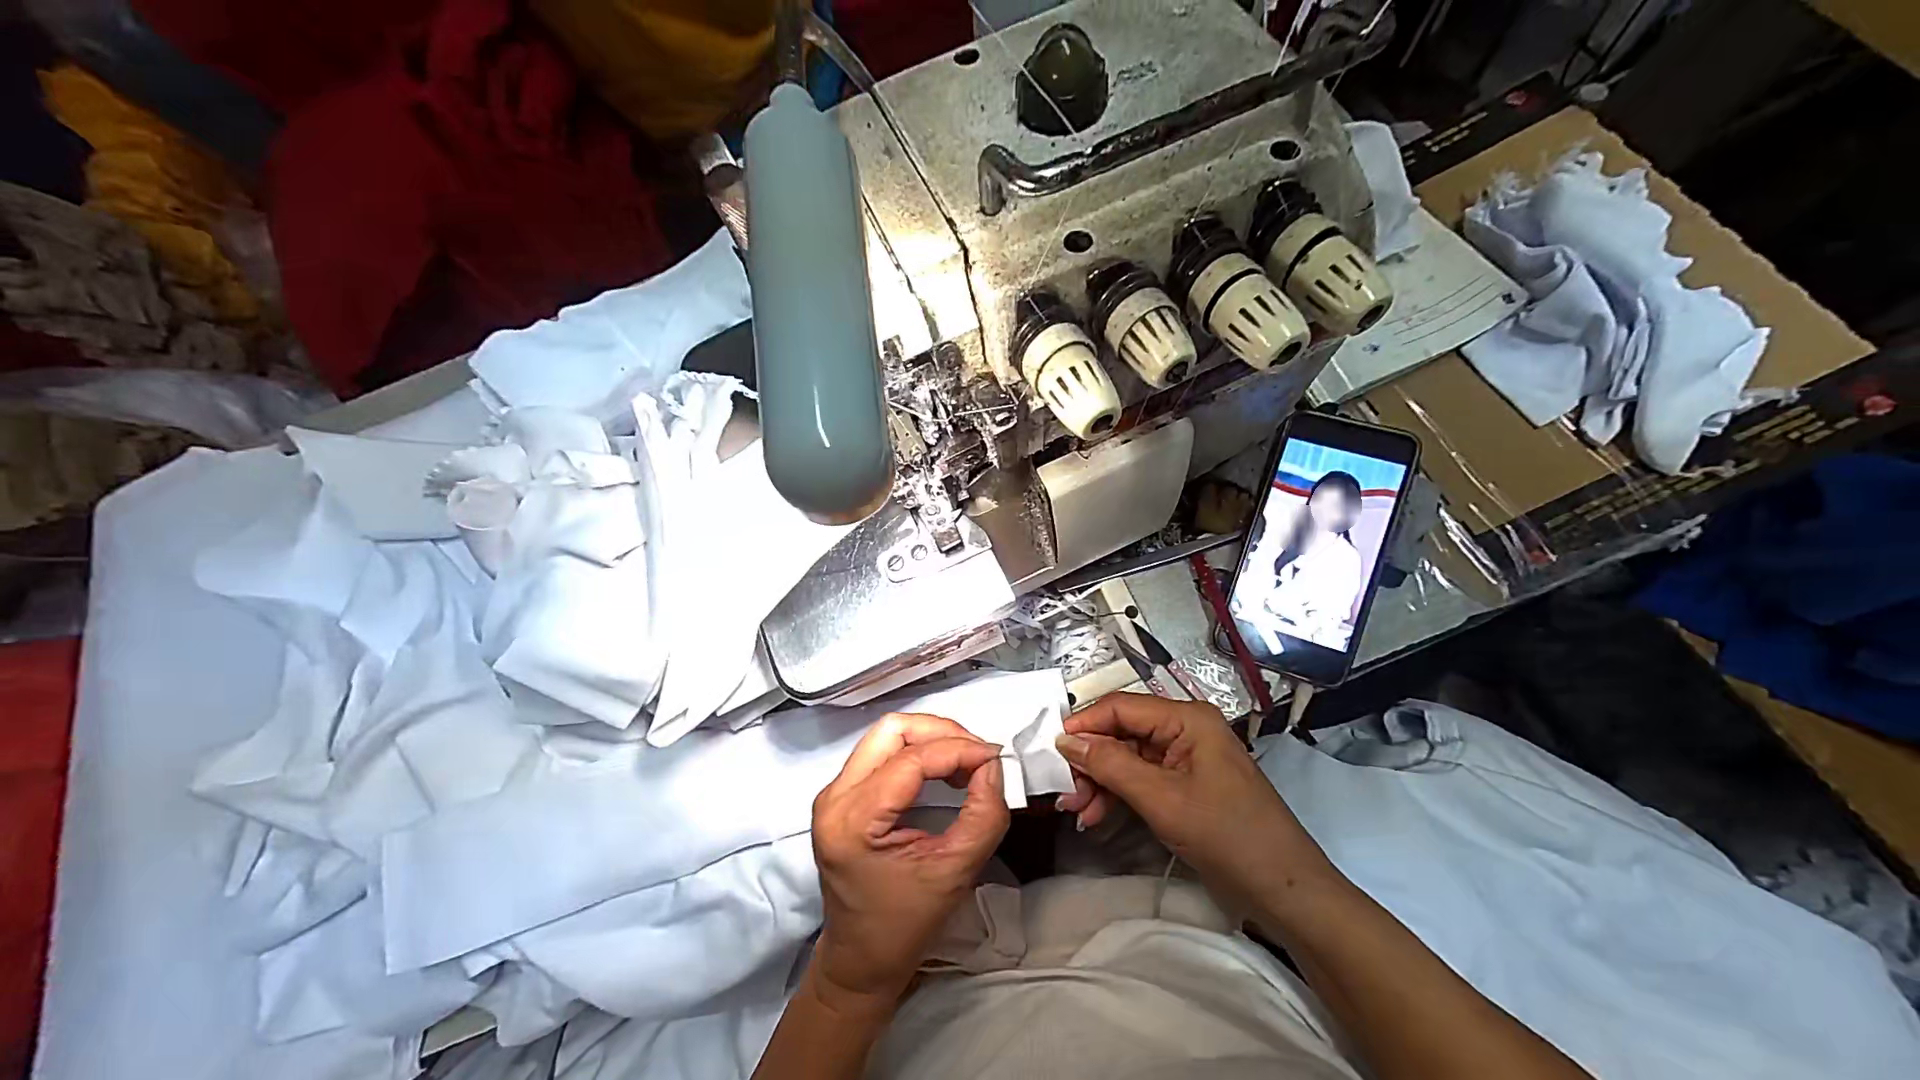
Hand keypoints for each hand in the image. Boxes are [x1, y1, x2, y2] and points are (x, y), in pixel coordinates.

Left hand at [809, 713, 1009, 1012]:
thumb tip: (994, 766)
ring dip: (931, 740)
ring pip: (887, 736)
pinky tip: (945, 771)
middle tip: (979, 756)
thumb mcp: (955, 872)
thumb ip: (982, 814)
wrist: (861, 961)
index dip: (958, 750)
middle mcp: (835, 796)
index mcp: (852, 819)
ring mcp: (834, 793)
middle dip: (942, 733)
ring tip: (966, 764)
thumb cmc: (905, 925)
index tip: (995, 758)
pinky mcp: (843, 796)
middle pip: (892, 730)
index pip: (911, 759)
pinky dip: (919, 752)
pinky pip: (883, 753)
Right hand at [1055, 693, 1334, 911]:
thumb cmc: (1228, 836)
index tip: (1050, 751)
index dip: (1084, 725)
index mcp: (1187, 718)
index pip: (1121, 707)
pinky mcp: (1184, 786)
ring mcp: (1185, 759)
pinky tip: (1097, 816)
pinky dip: (1117, 796)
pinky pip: (1140, 780)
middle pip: (1121, 733)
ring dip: (1099, 782)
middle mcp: (1185, 729)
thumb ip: (1110, 765)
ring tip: (1076, 811)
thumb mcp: (1162, 799)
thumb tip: (1065, 740)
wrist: (1285, 891)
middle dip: (1090, 762)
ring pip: (1127, 758)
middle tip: (1063, 792)